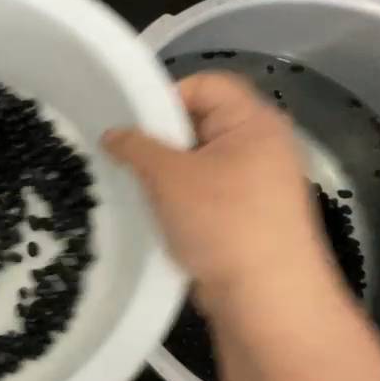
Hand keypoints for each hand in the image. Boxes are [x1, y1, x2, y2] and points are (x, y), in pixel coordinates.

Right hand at [103, 72, 336, 309]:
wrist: (266, 296)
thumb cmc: (222, 223)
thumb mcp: (168, 177)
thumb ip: (135, 146)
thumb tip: (113, 133)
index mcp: (254, 122)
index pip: (205, 84)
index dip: (164, 97)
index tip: (130, 127)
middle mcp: (261, 145)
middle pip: (199, 121)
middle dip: (159, 138)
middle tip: (125, 158)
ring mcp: (256, 182)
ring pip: (197, 159)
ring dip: (164, 172)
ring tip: (136, 189)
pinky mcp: (246, 214)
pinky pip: (203, 190)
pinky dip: (177, 197)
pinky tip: (156, 215)